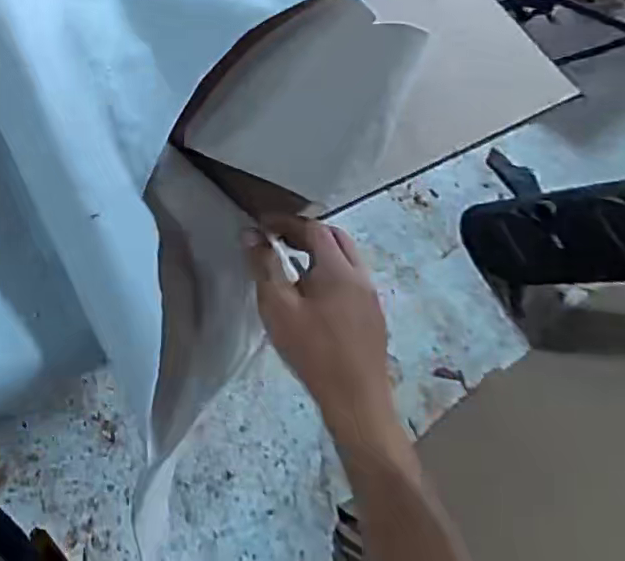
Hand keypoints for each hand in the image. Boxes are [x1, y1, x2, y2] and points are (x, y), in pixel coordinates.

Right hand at [244, 216, 400, 452]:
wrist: (357, 404)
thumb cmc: (313, 351)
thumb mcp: (278, 306)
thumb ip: (264, 265)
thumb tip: (251, 234)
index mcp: (338, 269)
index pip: (313, 228)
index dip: (286, 221)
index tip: (262, 224)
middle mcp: (360, 276)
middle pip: (335, 238)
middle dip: (305, 231)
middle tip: (278, 237)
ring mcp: (371, 298)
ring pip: (346, 259)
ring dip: (319, 252)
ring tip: (291, 262)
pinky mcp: (373, 317)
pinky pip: (351, 279)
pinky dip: (329, 271)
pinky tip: (311, 293)